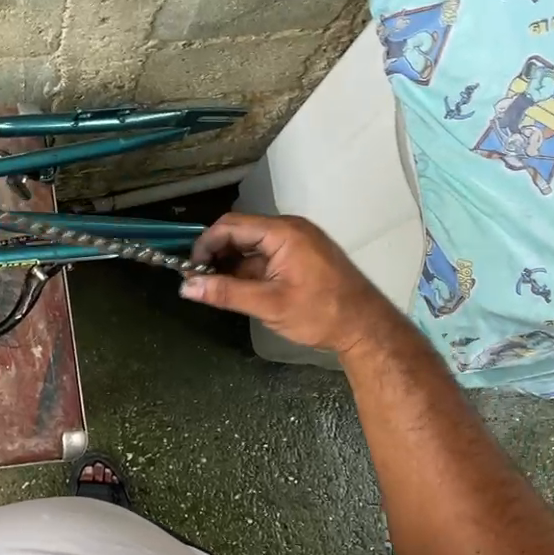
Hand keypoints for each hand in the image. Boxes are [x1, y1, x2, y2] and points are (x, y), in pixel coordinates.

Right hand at [179, 213, 392, 357]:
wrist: (367, 328)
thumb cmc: (320, 314)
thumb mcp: (268, 305)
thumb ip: (225, 292)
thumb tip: (186, 286)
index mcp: (283, 232)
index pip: (231, 225)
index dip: (205, 244)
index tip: (190, 269)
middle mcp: (289, 229)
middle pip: (239, 232)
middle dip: (215, 253)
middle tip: (197, 279)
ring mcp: (296, 242)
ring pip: (250, 245)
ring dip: (229, 263)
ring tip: (212, 287)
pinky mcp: (299, 257)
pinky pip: (264, 255)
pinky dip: (246, 269)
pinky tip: (235, 289)